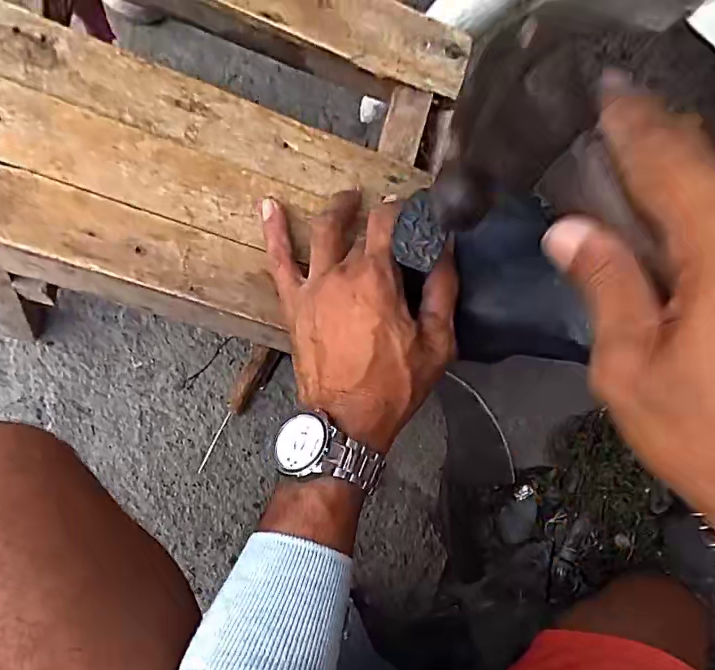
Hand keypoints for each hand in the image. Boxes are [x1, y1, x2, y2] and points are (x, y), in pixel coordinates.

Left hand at [263, 190, 457, 452]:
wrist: (347, 422)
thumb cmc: (391, 388)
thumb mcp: (436, 343)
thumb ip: (442, 291)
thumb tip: (445, 252)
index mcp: (377, 278)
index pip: (389, 220)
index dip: (404, 208)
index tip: (416, 212)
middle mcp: (340, 274)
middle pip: (359, 228)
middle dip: (377, 217)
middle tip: (390, 217)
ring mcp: (312, 288)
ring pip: (321, 233)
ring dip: (337, 212)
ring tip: (348, 202)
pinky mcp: (294, 307)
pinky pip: (279, 262)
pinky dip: (274, 233)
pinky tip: (270, 208)